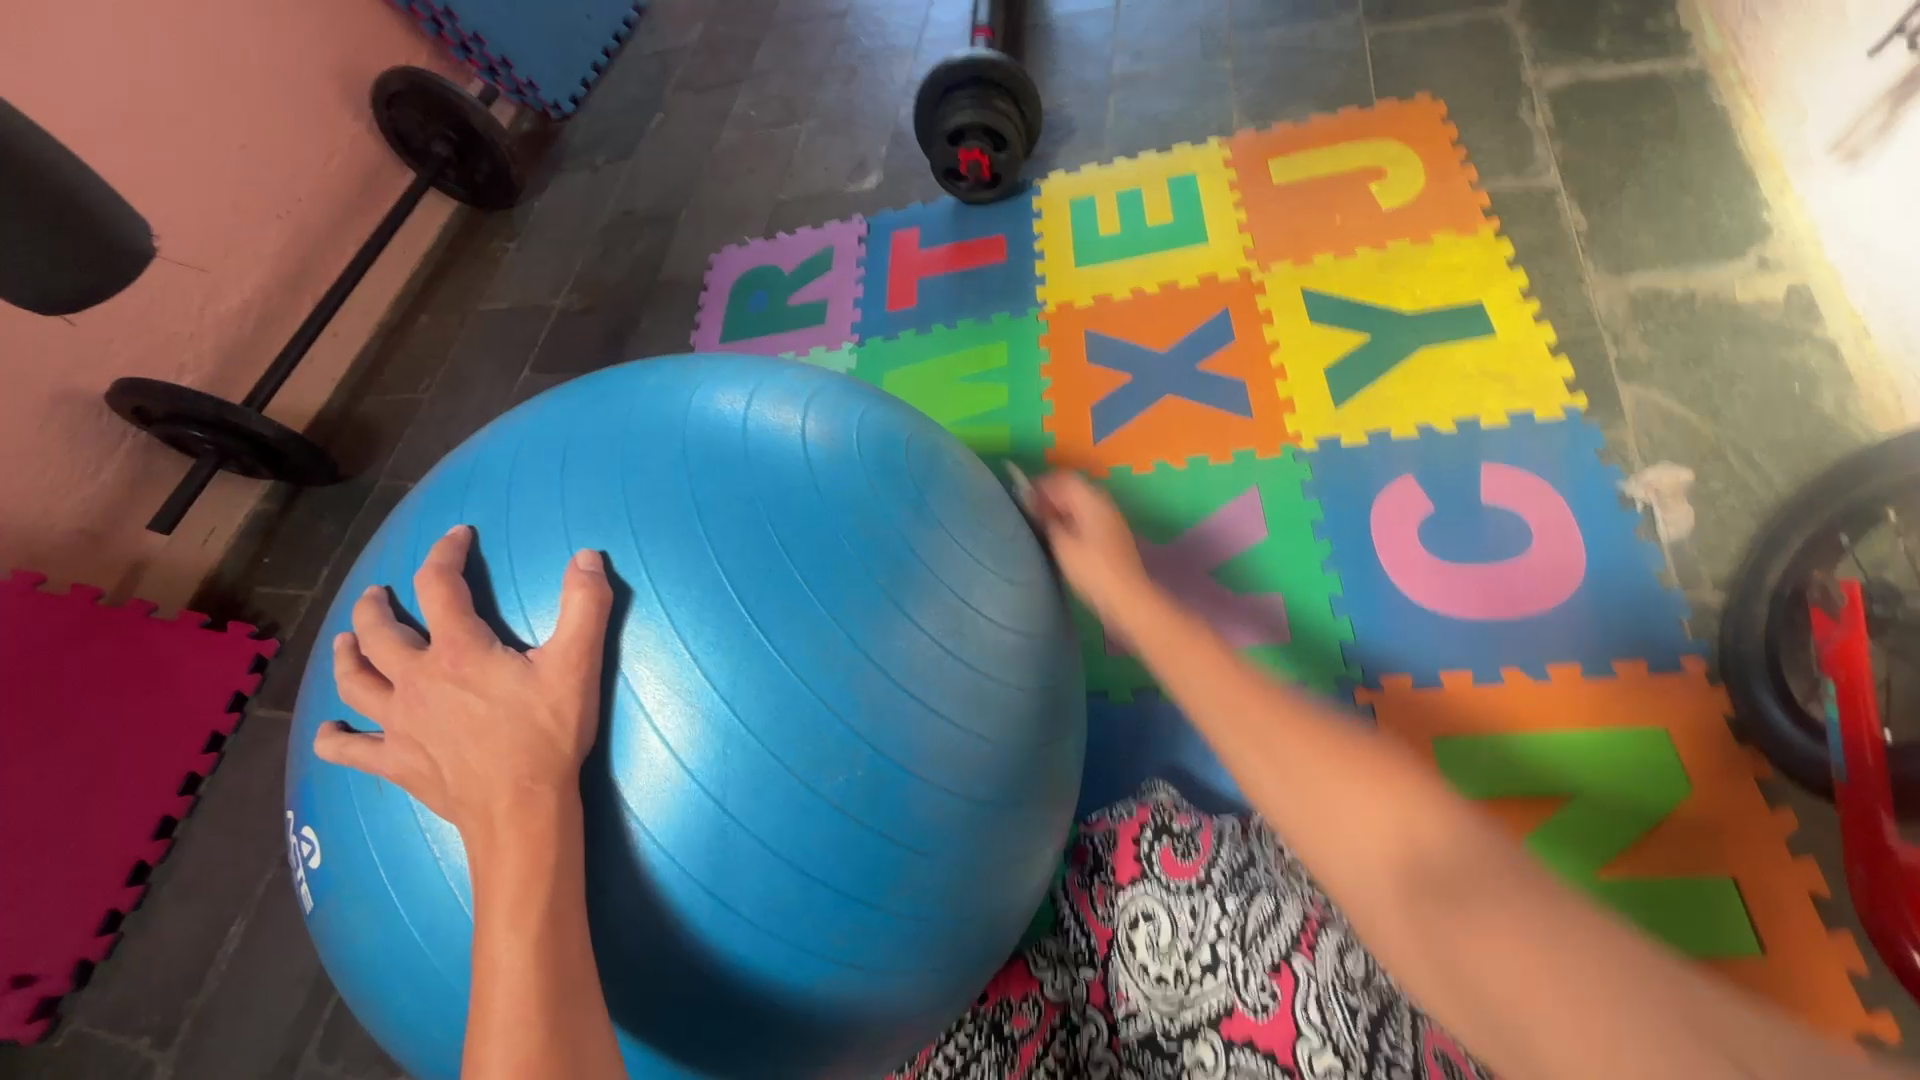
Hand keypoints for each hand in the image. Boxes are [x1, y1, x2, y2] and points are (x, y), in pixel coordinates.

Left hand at [314, 525, 614, 840]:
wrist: (521, 808)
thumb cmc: (549, 734)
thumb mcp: (578, 665)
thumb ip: (585, 606)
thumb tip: (587, 556)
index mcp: (460, 651)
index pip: (440, 586)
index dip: (445, 553)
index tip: (457, 536)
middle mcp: (417, 680)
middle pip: (379, 633)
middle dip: (377, 606)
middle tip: (381, 594)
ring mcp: (400, 723)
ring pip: (355, 682)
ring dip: (346, 656)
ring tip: (347, 640)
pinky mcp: (396, 762)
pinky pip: (351, 749)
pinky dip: (335, 738)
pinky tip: (329, 731)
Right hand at [1024, 471, 1151, 616]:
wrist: (1127, 598)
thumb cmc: (1092, 570)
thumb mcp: (1062, 544)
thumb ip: (1045, 518)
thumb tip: (1030, 499)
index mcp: (1092, 500)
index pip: (1063, 478)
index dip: (1041, 485)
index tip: (1023, 501)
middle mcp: (1104, 503)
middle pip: (1073, 488)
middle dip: (1050, 497)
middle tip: (1030, 515)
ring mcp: (1111, 518)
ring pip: (1081, 503)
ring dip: (1061, 510)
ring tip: (1042, 528)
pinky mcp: (1112, 534)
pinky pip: (1088, 517)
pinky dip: (1072, 521)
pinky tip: (1061, 539)